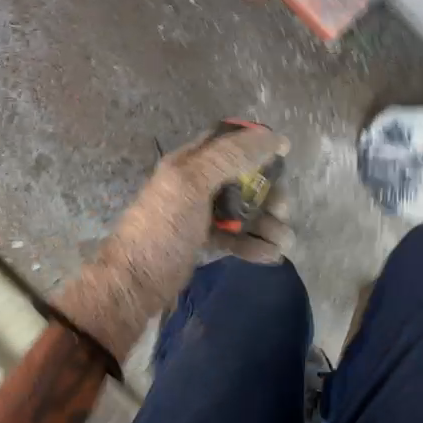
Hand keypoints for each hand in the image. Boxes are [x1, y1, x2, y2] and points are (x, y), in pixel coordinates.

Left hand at [52, 125, 289, 358]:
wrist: (136, 282)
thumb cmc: (163, 228)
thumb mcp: (192, 183)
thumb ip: (230, 157)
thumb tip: (274, 139)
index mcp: (189, 161)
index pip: (230, 141)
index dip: (258, 142)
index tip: (285, 153)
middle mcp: (197, 182)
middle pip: (245, 177)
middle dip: (269, 193)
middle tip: (283, 211)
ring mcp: (201, 213)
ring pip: (245, 209)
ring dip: (267, 222)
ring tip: (284, 241)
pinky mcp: (205, 240)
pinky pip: (237, 235)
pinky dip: (254, 243)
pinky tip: (270, 255)